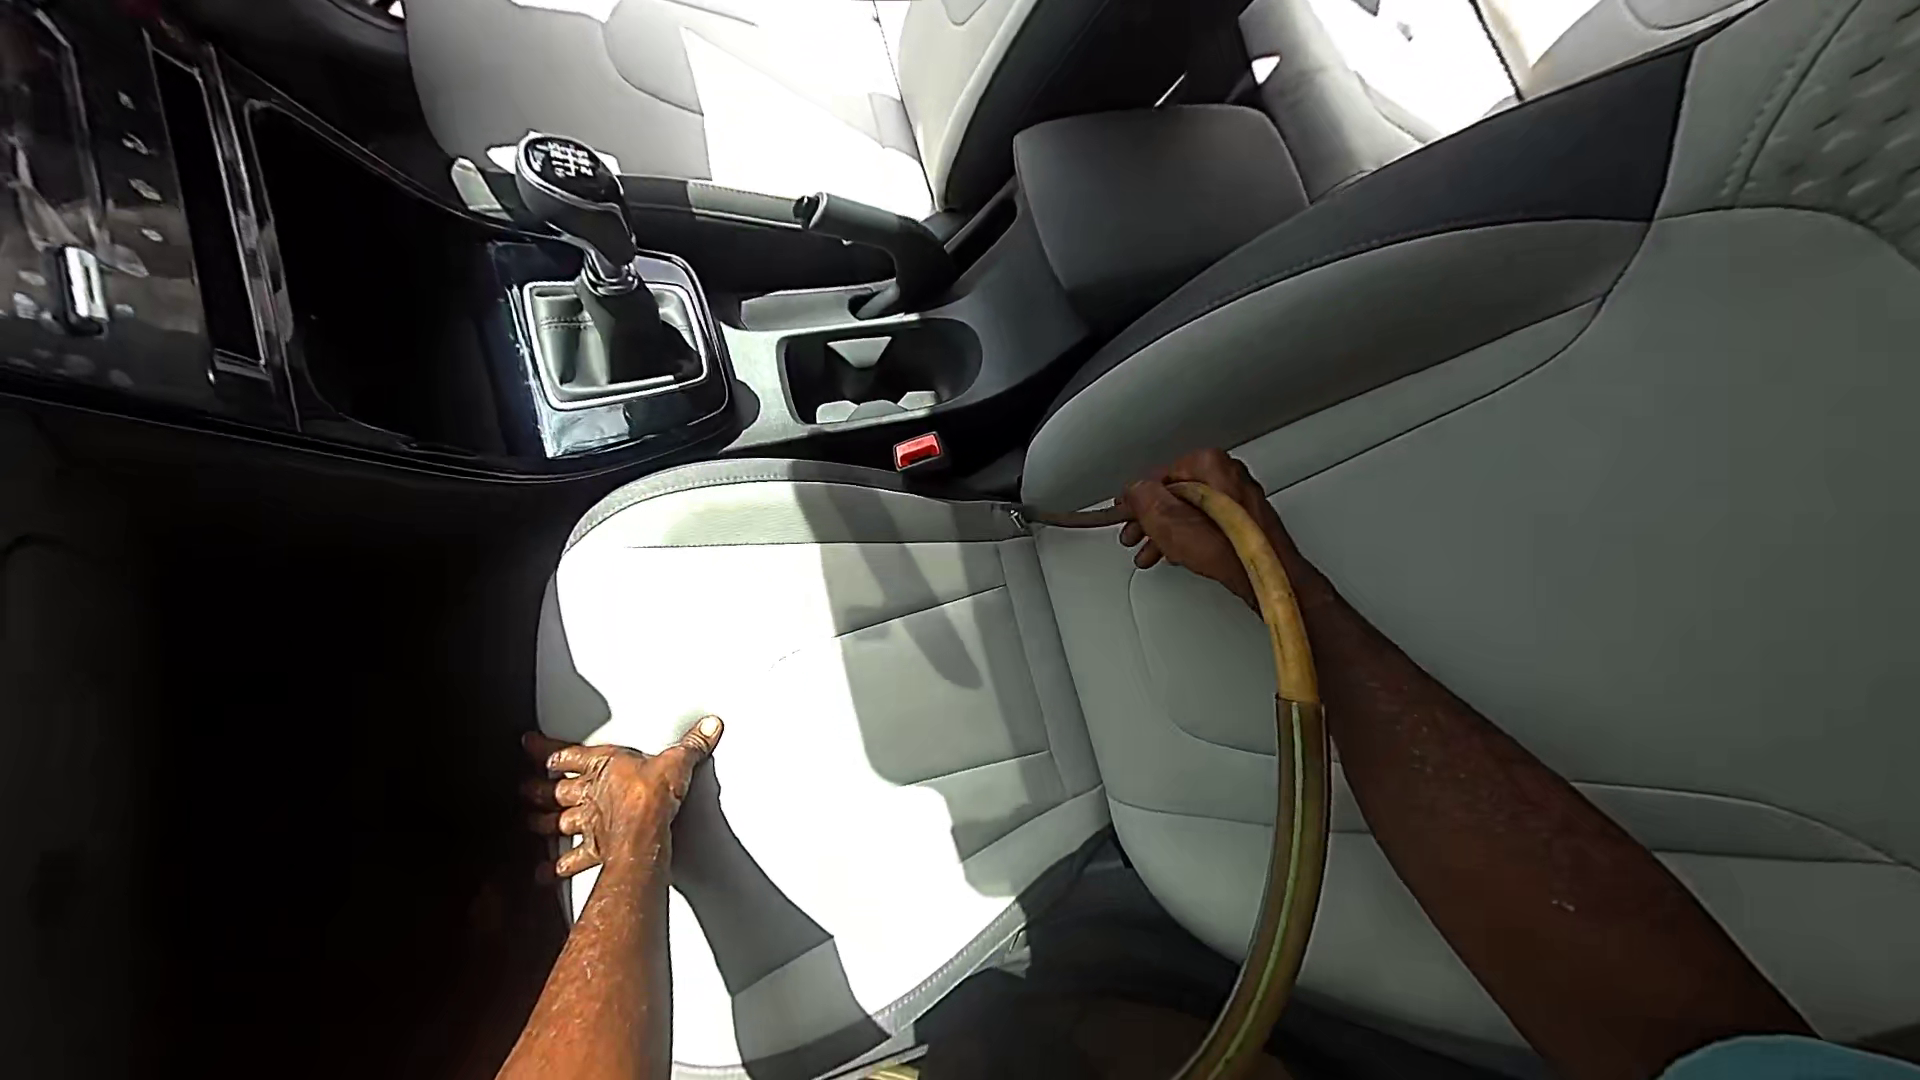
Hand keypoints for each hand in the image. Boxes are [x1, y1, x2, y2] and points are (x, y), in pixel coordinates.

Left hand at [520, 716, 723, 881]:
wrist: (646, 835)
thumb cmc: (652, 796)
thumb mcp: (678, 760)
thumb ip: (693, 745)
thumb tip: (709, 727)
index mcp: (605, 765)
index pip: (567, 754)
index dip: (545, 749)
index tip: (529, 744)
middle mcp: (591, 794)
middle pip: (554, 790)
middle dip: (535, 788)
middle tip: (522, 786)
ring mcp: (589, 823)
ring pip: (554, 822)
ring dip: (539, 823)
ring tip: (528, 821)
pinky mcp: (594, 850)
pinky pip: (568, 860)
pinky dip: (554, 868)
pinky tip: (544, 873)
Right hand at [1117, 449, 1294, 608]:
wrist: (1265, 579)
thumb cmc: (1231, 552)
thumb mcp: (1171, 522)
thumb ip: (1145, 500)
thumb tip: (1133, 491)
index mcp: (1209, 465)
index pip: (1157, 477)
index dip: (1137, 501)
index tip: (1126, 516)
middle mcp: (1226, 475)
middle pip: (1172, 494)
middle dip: (1150, 518)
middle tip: (1135, 535)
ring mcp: (1236, 497)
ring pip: (1187, 509)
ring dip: (1164, 530)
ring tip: (1150, 551)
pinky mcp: (1241, 520)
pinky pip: (1203, 521)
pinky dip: (1185, 535)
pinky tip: (1175, 553)